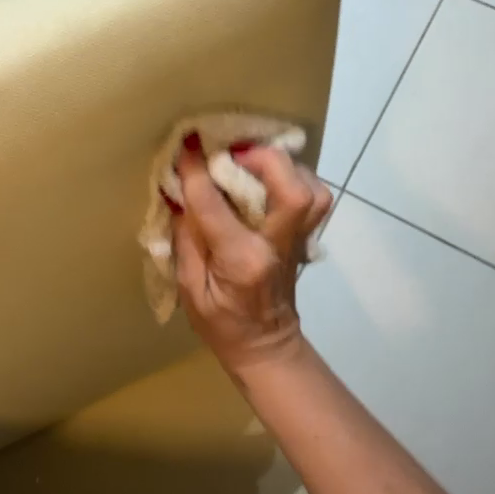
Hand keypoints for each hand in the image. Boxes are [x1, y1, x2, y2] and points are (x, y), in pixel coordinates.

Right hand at [171, 141, 333, 374]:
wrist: (266, 348)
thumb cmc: (221, 325)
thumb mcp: (189, 289)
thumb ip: (185, 241)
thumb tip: (180, 196)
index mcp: (242, 261)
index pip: (215, 206)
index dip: (196, 172)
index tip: (187, 145)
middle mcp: (277, 246)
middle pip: (292, 189)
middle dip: (262, 158)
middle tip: (231, 152)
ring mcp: (298, 241)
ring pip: (313, 190)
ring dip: (285, 167)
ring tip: (253, 162)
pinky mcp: (305, 238)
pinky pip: (314, 197)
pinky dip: (296, 179)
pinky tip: (270, 178)